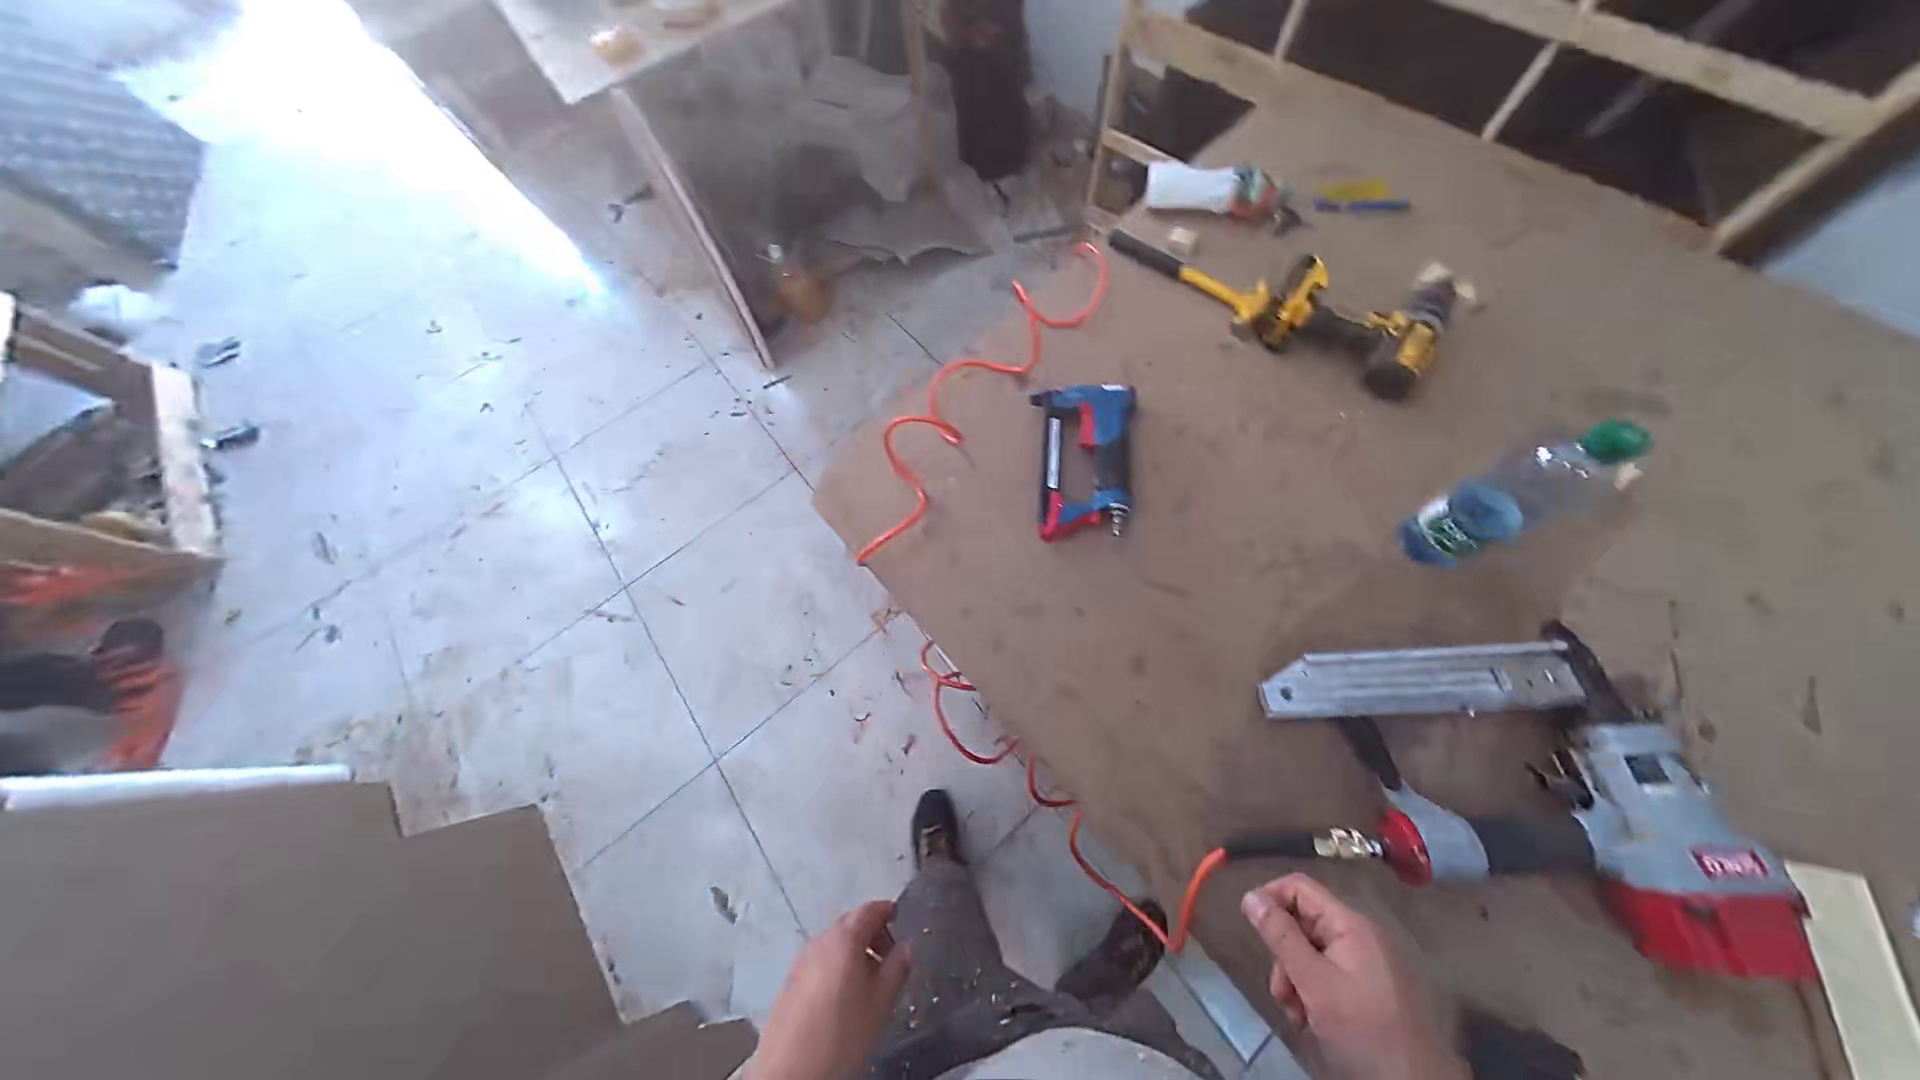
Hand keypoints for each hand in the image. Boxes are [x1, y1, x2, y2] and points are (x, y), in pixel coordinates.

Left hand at [750, 899, 912, 1079]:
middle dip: (871, 933)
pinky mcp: (789, 983)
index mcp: (844, 939)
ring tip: (868, 980)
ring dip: (853, 951)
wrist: (790, 1075)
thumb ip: (897, 969)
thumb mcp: (880, 1003)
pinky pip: (819, 962)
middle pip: (850, 924)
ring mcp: (800, 962)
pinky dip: (835, 966)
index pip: (869, 910)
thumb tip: (906, 947)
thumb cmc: (842, 1035)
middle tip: (889, 955)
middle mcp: (819, 942)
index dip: (886, 910)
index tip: (899, 916)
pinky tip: (842, 996)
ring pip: (833, 944)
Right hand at [1241, 874, 1466, 1079]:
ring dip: (1296, 978)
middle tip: (1281, 992)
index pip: (1299, 887)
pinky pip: (1333, 972)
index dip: (1270, 899)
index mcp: (1351, 924)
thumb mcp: (1313, 982)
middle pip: (1304, 923)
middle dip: (1284, 955)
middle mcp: (1363, 934)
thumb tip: (1249, 895)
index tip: (1253, 929)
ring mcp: (1372, 961)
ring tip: (1298, 1014)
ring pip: (1314, 951)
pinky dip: (1316, 990)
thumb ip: (1280, 936)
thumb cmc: (1365, 1029)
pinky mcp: (1376, 986)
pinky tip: (1314, 1019)